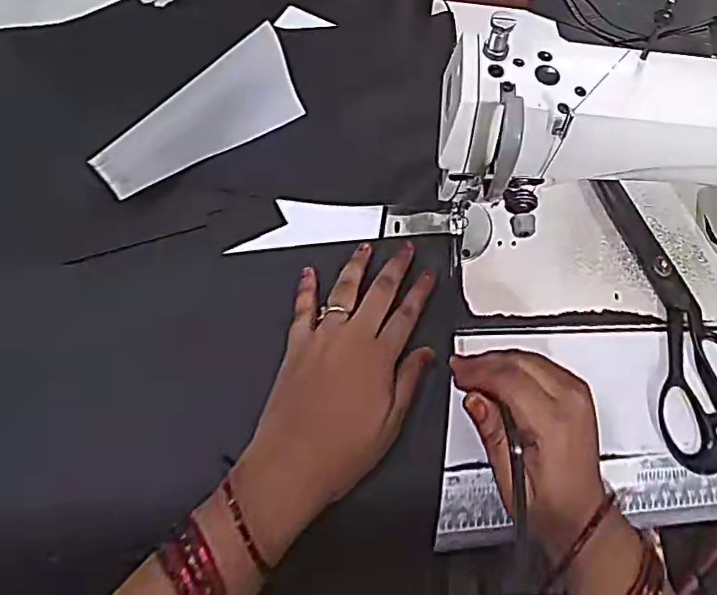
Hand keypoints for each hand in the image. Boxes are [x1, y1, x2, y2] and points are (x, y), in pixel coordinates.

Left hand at [228, 242, 437, 562]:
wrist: (288, 468)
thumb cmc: (337, 453)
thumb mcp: (390, 424)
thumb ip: (409, 381)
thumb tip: (424, 356)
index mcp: (379, 358)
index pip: (407, 313)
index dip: (420, 290)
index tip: (428, 275)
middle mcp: (352, 340)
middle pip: (380, 291)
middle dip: (396, 266)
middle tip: (405, 250)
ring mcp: (322, 339)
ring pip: (344, 289)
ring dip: (357, 265)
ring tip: (365, 249)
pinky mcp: (296, 346)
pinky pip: (302, 308)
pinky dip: (306, 288)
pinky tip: (309, 274)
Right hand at [450, 351, 636, 570]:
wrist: (583, 516)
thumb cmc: (554, 508)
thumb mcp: (512, 484)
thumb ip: (492, 435)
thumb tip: (474, 399)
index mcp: (555, 424)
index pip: (509, 379)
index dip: (479, 370)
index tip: (458, 371)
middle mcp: (571, 401)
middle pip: (520, 362)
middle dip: (485, 362)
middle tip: (461, 369)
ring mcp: (578, 393)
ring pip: (530, 358)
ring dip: (500, 361)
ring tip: (476, 372)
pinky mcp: (578, 389)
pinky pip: (542, 364)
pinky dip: (517, 364)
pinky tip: (500, 374)